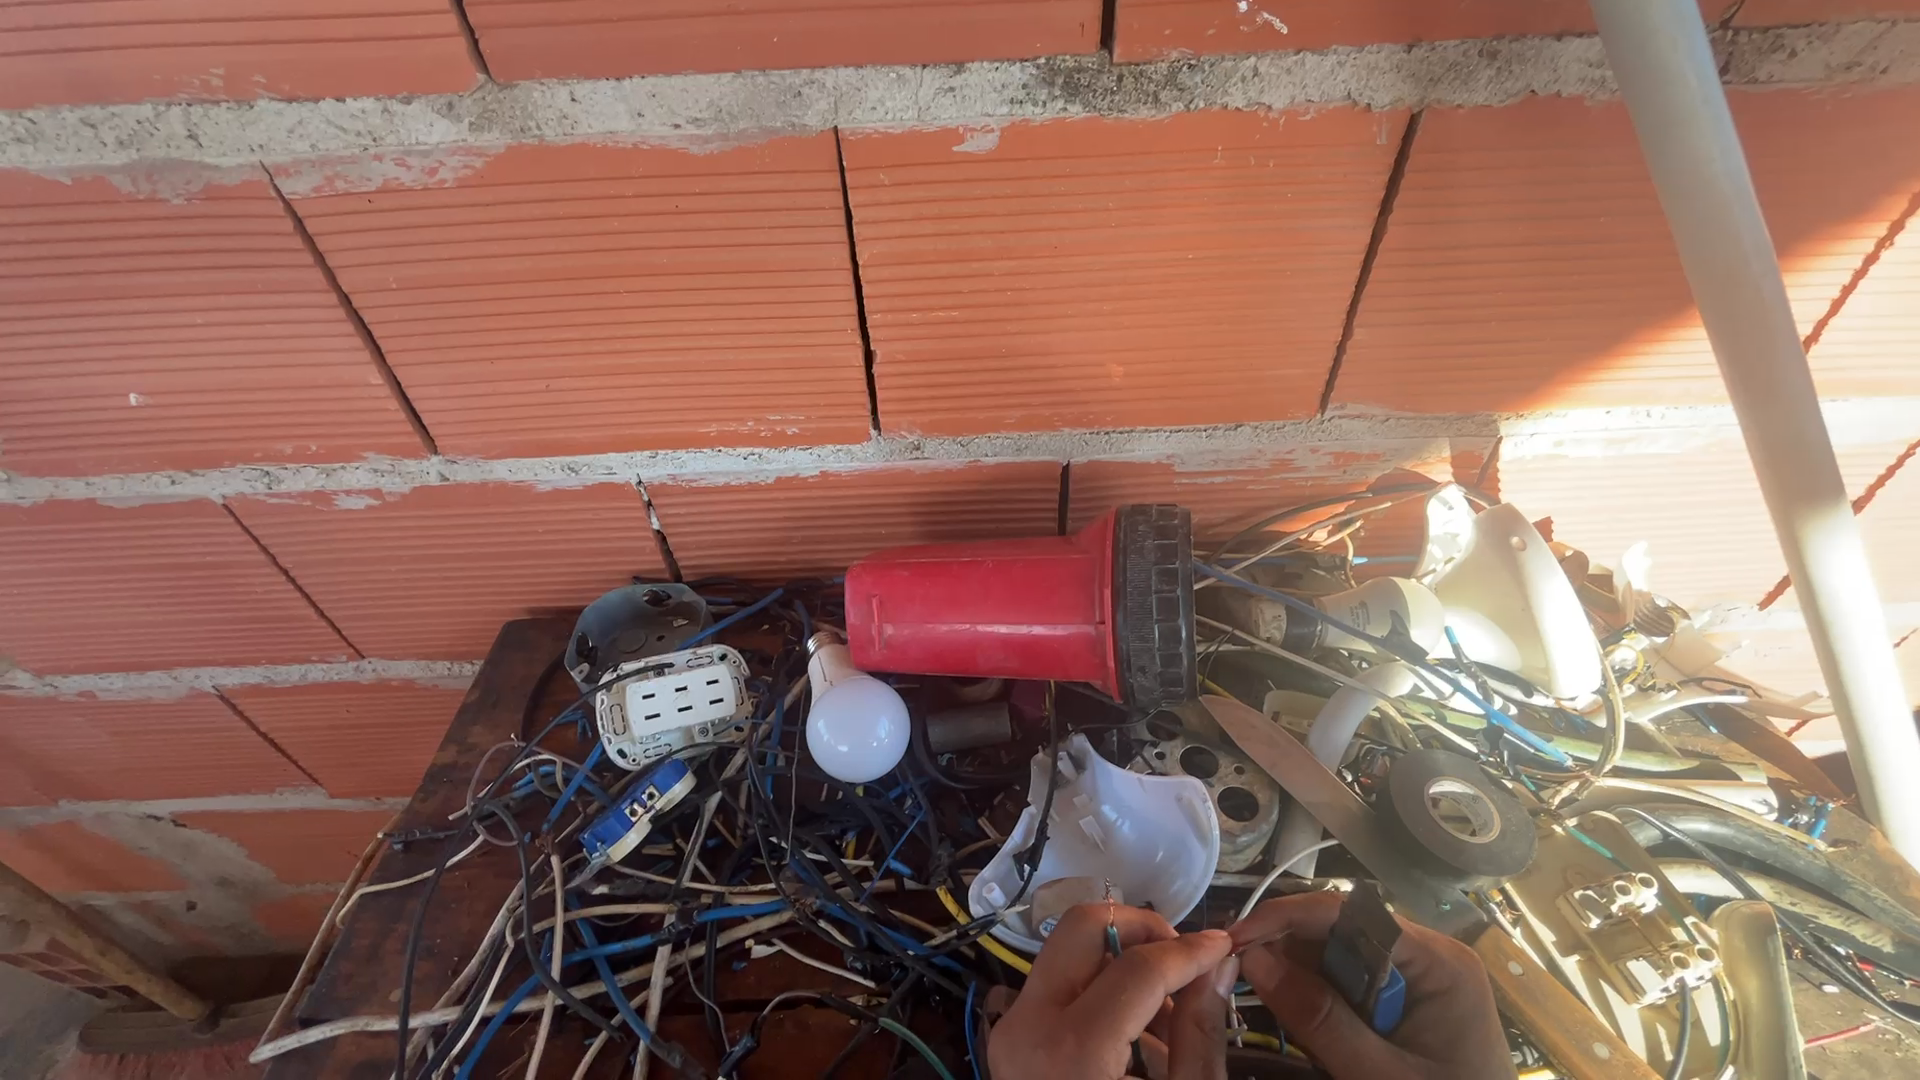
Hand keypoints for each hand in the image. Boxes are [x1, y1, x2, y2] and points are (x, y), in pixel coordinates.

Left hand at [987, 904, 1236, 1079]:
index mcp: (1071, 1049)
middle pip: (1082, 927)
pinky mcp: (1008, 1036)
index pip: (1137, 967)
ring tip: (1174, 1015)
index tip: (1224, 943)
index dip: (1187, 950)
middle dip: (1140, 929)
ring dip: (1123, 961)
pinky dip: (1101, 987)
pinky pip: (1058, 984)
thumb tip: (1220, 961)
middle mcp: (1027, 1022)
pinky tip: (1143, 1036)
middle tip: (1185, 958)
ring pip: (1067, 950)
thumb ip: (1201, 1033)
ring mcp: (1009, 1027)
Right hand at [1229, 892, 1514, 1079]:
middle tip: (1238, 973)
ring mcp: (1416, 978)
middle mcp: (1427, 956)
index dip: (1286, 917)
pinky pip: (1346, 982)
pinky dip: (1315, 997)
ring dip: (1297, 975)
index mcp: (1438, 962)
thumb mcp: (1381, 1077)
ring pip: (1335, 954)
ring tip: (1265, 1000)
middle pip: (1338, 929)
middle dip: (1287, 949)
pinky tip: (1301, 1021)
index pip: (1348, 912)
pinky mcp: (1403, 1002)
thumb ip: (1319, 1019)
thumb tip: (1250, 958)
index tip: (1236, 938)